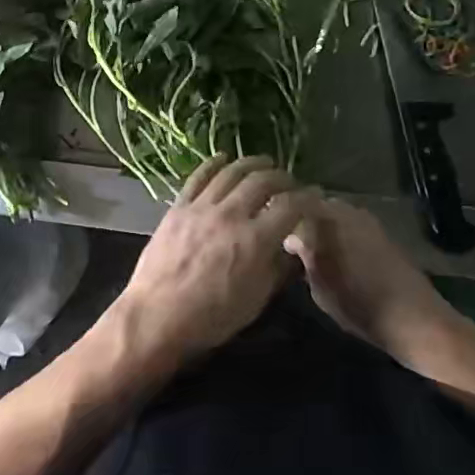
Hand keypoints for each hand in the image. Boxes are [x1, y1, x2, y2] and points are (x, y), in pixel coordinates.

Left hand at [108, 155, 319, 362]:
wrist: (158, 317)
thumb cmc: (212, 317)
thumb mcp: (257, 299)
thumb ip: (278, 269)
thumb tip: (292, 249)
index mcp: (256, 239)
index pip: (291, 206)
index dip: (308, 198)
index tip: (316, 197)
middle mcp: (232, 214)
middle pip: (264, 180)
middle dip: (283, 177)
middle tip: (290, 183)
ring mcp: (203, 207)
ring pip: (233, 172)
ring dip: (253, 164)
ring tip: (264, 164)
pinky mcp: (179, 207)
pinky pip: (199, 176)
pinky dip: (214, 163)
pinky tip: (224, 157)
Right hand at [286, 198, 467, 365]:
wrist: (412, 316)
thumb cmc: (359, 305)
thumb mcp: (321, 288)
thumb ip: (305, 257)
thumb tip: (291, 238)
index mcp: (327, 221)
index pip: (296, 203)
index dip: (281, 213)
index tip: (271, 228)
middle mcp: (347, 212)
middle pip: (315, 204)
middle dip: (302, 217)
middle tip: (290, 238)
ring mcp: (366, 220)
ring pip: (334, 212)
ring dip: (322, 224)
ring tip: (312, 246)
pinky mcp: (381, 231)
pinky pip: (351, 222)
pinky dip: (340, 231)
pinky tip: (337, 252)